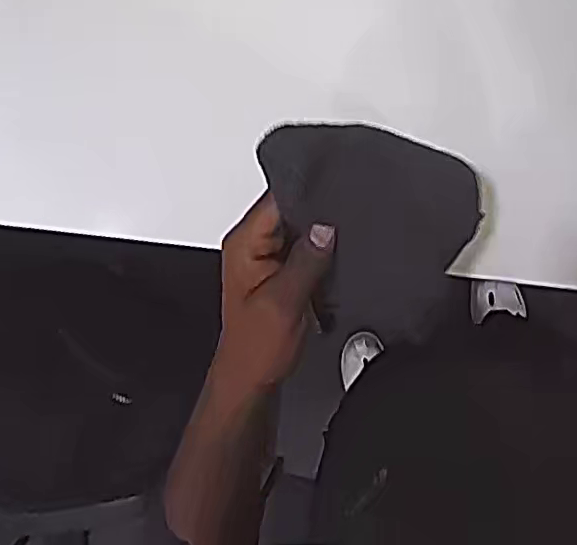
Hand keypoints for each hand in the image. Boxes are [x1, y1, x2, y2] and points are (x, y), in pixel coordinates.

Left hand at [210, 193, 334, 395]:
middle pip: (290, 209)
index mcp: (243, 243)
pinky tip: (323, 270)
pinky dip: (318, 255)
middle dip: (315, 220)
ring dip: (317, 240)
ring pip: (300, 227)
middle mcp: (252, 244)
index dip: (304, 196)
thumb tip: (325, 228)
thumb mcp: (285, 302)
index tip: (329, 203)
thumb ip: (307, 260)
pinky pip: (305, 246)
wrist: (252, 381)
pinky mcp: (280, 267)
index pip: (275, 199)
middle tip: (332, 238)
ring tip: (324, 261)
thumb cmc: (254, 350)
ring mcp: (266, 254)